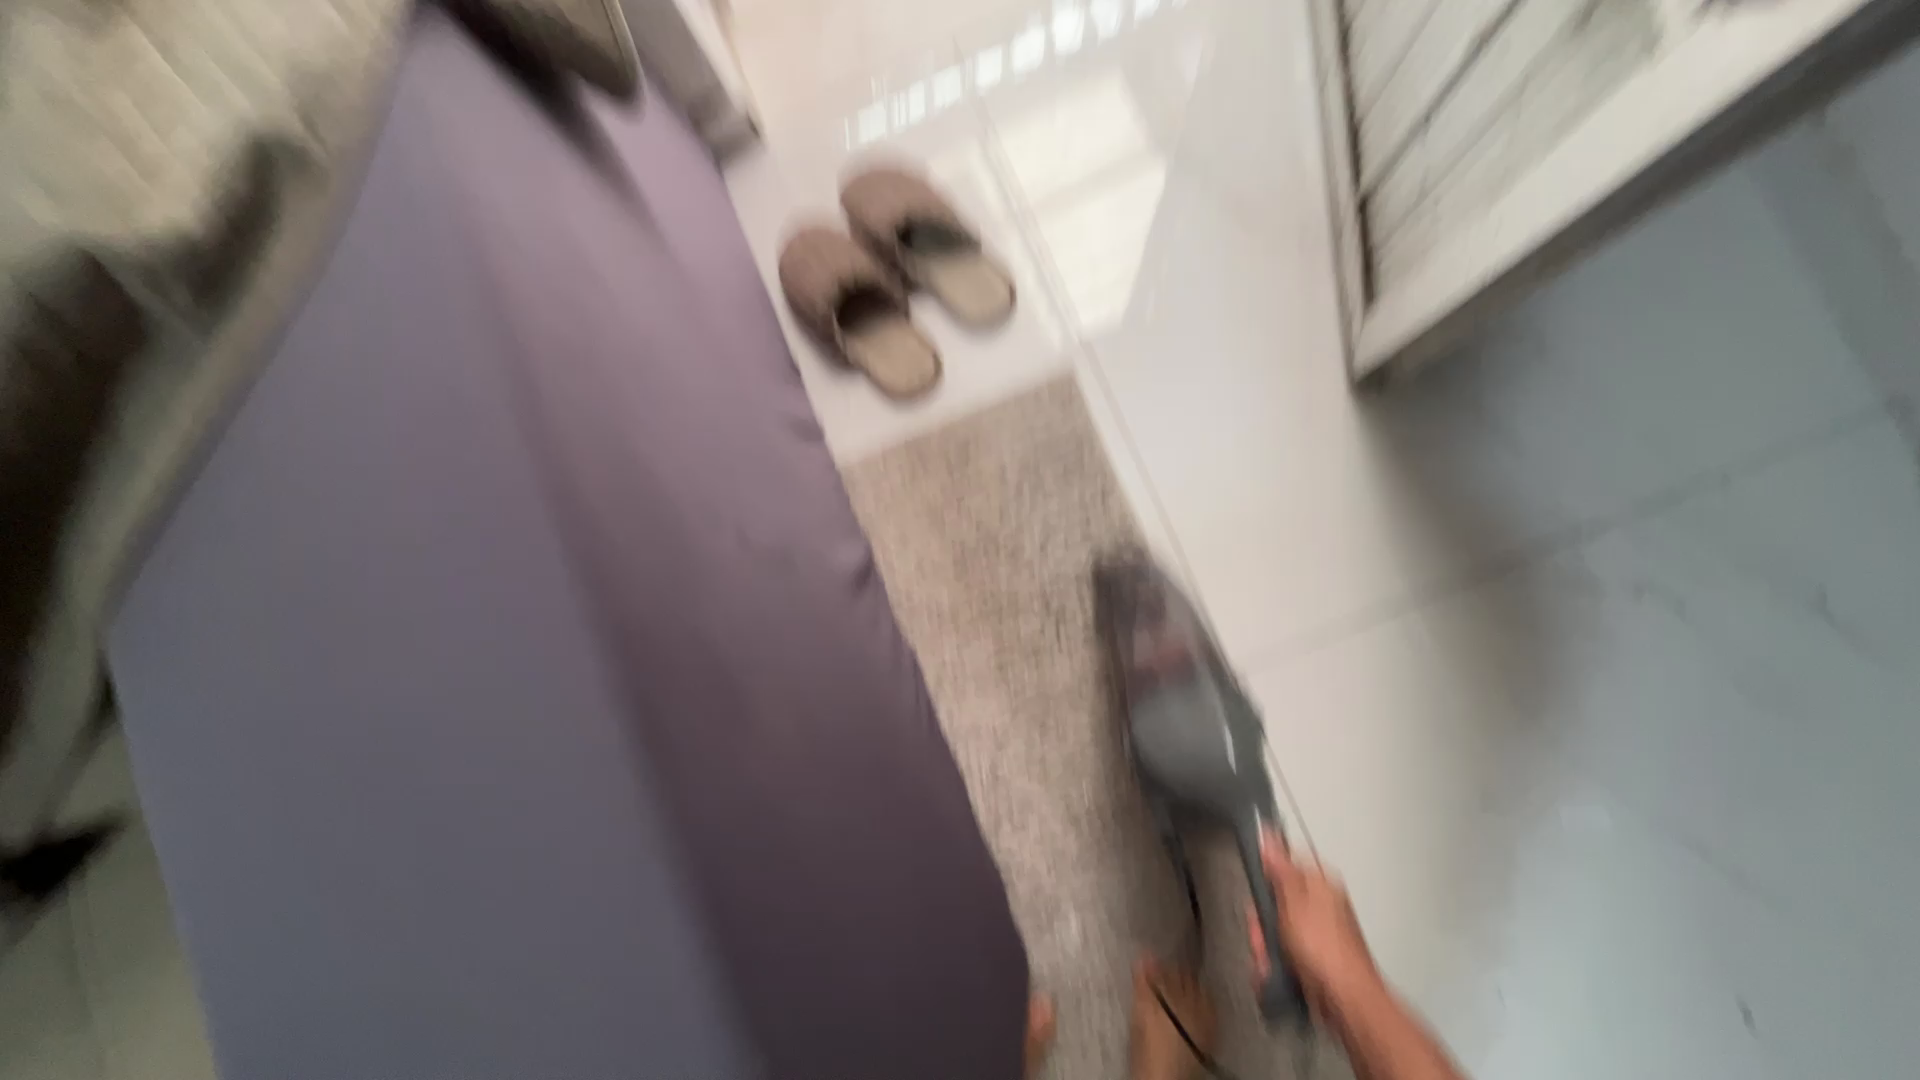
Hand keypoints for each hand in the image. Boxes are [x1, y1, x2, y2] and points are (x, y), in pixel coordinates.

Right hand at [1247, 829, 1381, 1007]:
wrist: (1345, 999)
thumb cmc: (1324, 948)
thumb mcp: (1294, 901)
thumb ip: (1280, 867)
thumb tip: (1268, 833)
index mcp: (1320, 882)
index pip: (1283, 862)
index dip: (1266, 876)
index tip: (1259, 891)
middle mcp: (1319, 904)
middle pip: (1273, 900)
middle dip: (1262, 921)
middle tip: (1265, 933)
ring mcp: (1315, 932)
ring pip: (1273, 929)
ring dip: (1265, 946)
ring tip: (1271, 960)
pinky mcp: (1311, 957)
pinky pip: (1281, 951)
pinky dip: (1273, 962)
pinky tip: (1275, 971)